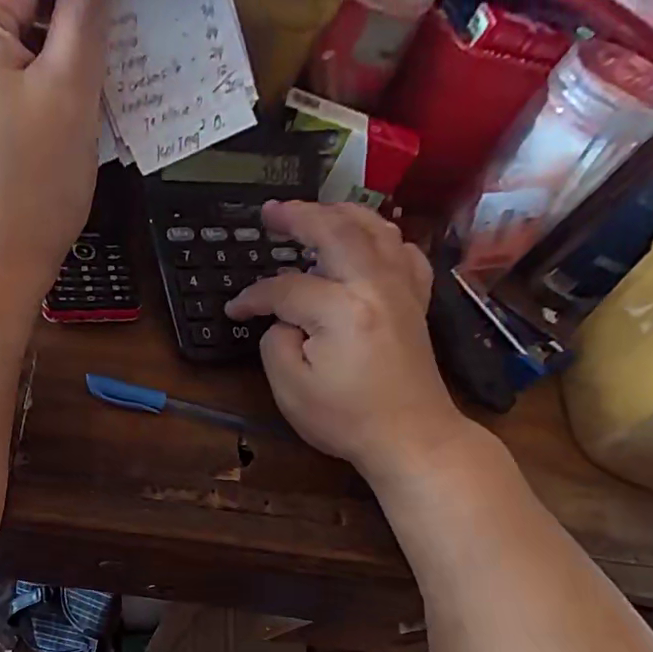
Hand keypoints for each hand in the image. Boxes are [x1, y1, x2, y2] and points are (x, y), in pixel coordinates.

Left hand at [0, 0, 104, 285]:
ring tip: (89, 71)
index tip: (107, 17)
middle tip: (106, 42)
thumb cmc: (35, 185)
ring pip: (5, 30)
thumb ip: (84, 18)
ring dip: (50, 40)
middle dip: (62, 14)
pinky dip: (32, 69)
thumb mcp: (71, 95)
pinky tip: (62, 95)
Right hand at [226, 202, 470, 476]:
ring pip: (375, 228)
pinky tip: (371, 244)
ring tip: (316, 212)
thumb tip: (283, 319)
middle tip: (270, 213)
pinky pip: (404, 252)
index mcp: (340, 308)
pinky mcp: (416, 302)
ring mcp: (402, 289)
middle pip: (334, 229)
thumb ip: (276, 343)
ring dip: (341, 213)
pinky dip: (384, 238)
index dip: (254, 297)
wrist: (411, 438)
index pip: (285, 288)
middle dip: (297, 216)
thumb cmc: (348, 420)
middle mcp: (375, 285)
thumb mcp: (292, 390)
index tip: (236, 309)